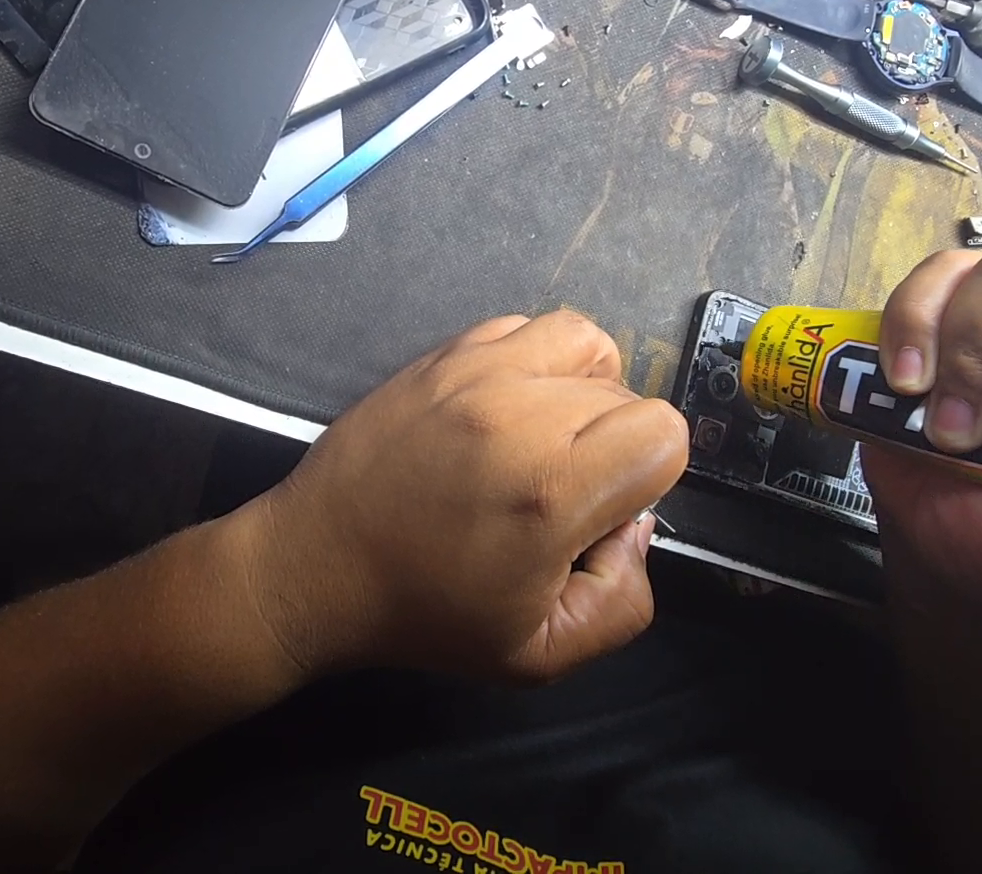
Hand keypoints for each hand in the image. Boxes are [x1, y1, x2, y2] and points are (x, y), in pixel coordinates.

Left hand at [241, 311, 688, 682]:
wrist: (316, 563)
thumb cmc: (426, 615)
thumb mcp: (541, 654)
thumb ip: (623, 600)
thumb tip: (634, 523)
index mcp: (551, 488)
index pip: (665, 434)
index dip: (649, 478)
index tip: (601, 509)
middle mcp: (520, 412)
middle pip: (627, 395)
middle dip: (612, 445)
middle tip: (556, 488)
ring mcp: (476, 370)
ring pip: (587, 343)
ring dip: (585, 388)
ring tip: (544, 433)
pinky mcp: (442, 353)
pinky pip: (525, 328)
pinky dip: (536, 361)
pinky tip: (506, 405)